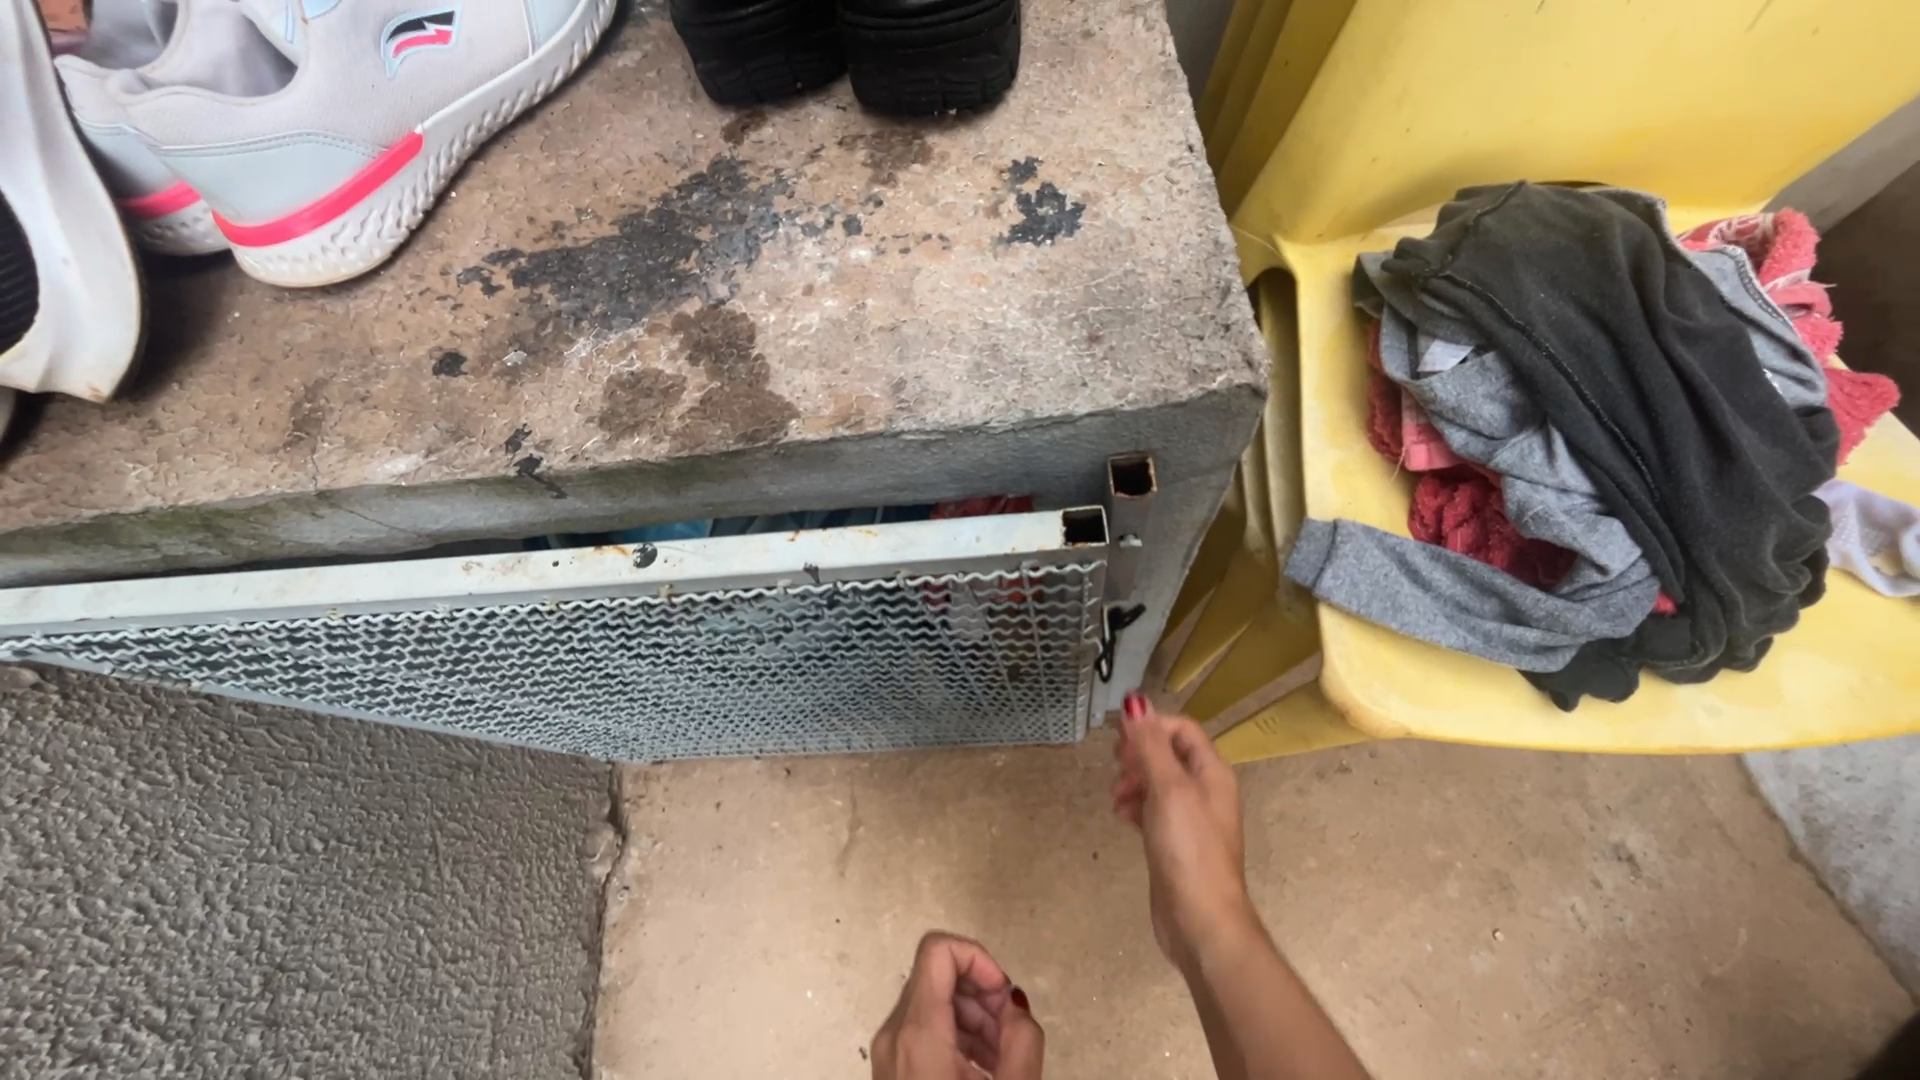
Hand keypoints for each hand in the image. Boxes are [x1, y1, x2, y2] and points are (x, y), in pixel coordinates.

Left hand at [871, 932, 1044, 1079]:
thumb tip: (1016, 1004)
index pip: (938, 948)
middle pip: (939, 974)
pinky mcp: (890, 1066)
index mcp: (918, 1031)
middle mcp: (893, 1031)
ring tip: (1003, 1056)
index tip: (1006, 995)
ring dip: (975, 1014)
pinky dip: (957, 1033)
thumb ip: (1023, 1040)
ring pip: (934, 1000)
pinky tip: (982, 1067)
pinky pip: (924, 1028)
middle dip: (983, 992)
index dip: (979, 958)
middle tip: (1012, 1031)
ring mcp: (888, 1049)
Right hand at [1111, 692, 1256, 973]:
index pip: (1181, 729)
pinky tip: (1122, 817)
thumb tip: (1134, 701)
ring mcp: (1190, 818)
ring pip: (1156, 782)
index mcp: (1212, 772)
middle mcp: (1205, 790)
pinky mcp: (1175, 842)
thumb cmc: (1188, 849)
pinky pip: (1152, 809)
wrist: (1200, 921)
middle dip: (1138, 755)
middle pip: (1167, 753)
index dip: (1151, 727)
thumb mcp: (1168, 789)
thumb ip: (1150, 745)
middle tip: (1117, 768)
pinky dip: (1135, 806)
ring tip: (1117, 799)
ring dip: (1133, 781)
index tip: (1121, 741)